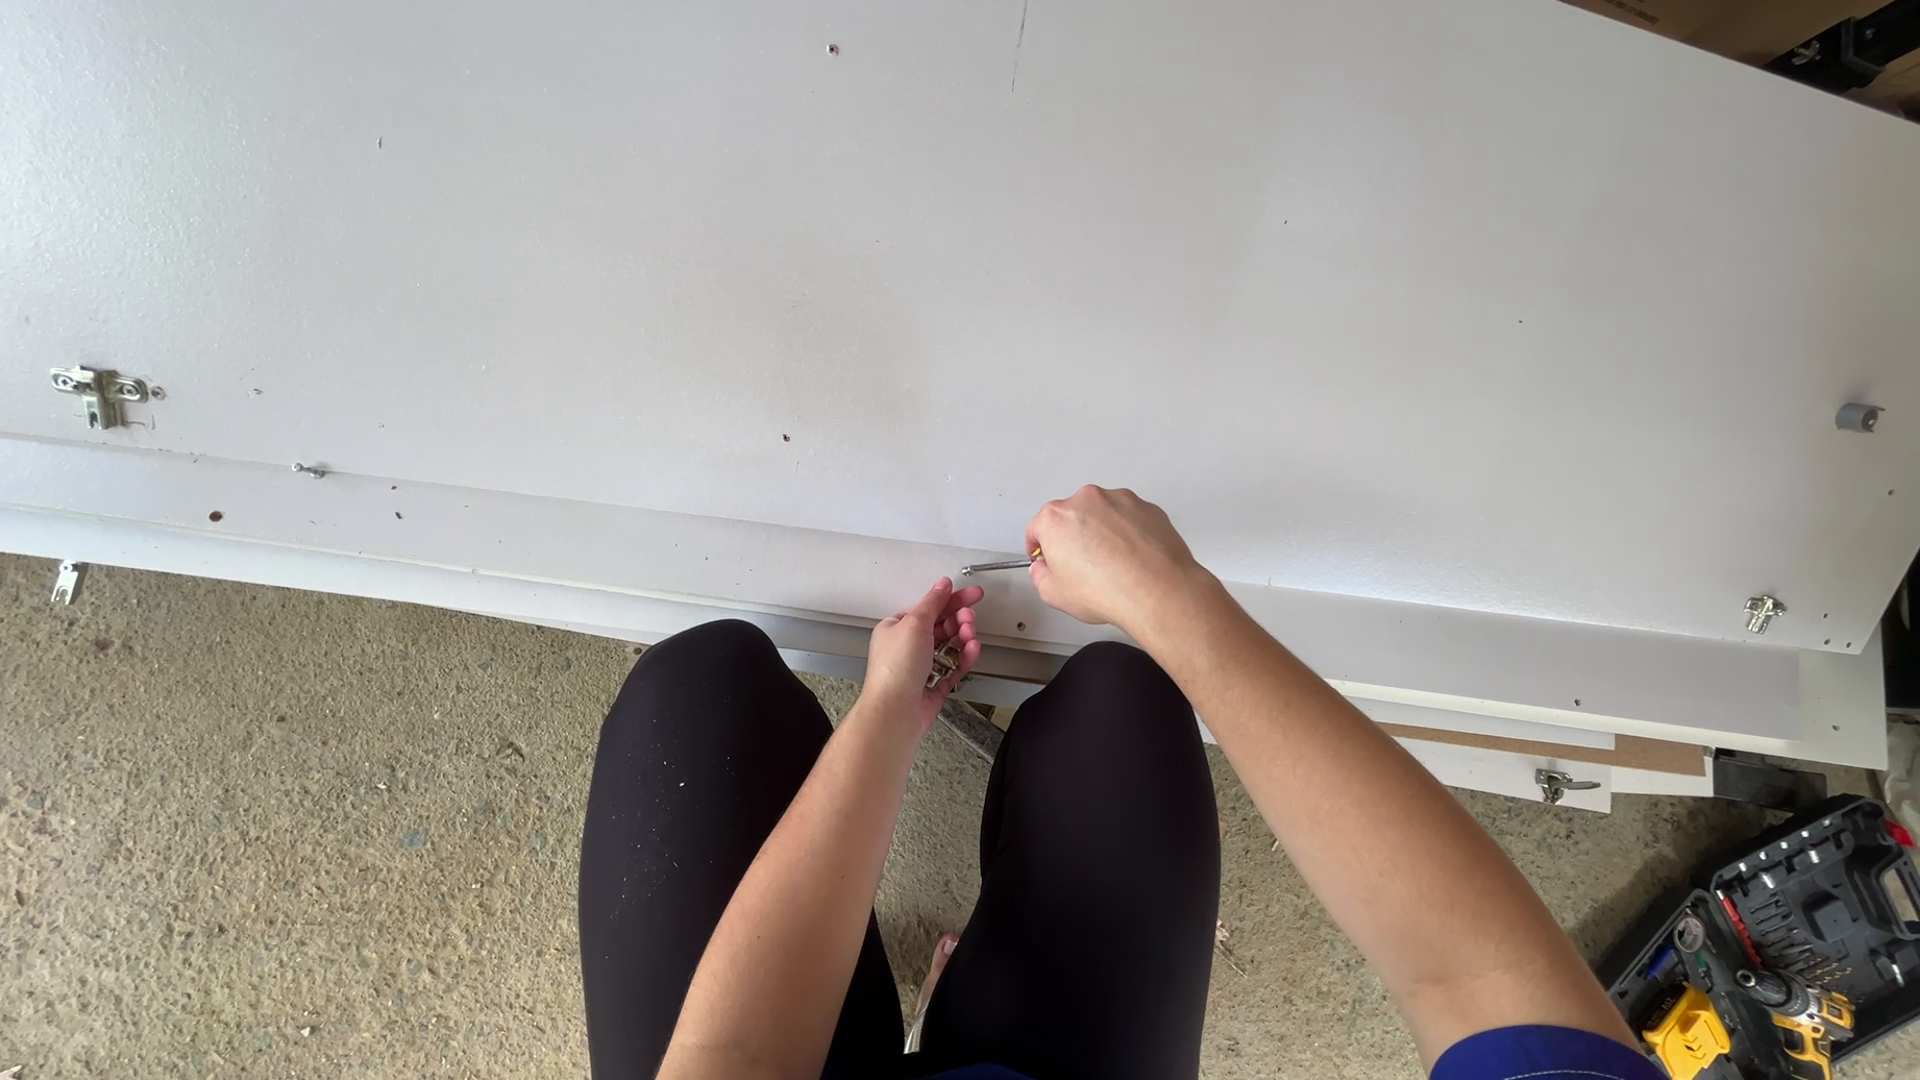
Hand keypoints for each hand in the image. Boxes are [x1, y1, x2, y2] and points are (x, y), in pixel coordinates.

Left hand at [854, 577, 983, 735]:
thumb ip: (932, 602)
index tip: (972, 594)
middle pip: (942, 625)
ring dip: (963, 637)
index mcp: (897, 628)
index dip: (952, 599)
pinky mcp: (935, 684)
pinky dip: (965, 657)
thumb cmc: (894, 671)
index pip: (929, 607)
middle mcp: (908, 646)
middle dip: (959, 619)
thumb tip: (942, 585)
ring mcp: (922, 666)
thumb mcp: (914, 624)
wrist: (895, 711)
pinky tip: (971, 650)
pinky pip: (955, 666)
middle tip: (970, 617)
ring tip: (970, 635)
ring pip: (951, 646)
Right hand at [1025, 485, 1212, 633]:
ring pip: (1102, 514)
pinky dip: (1127, 533)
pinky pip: (1129, 518)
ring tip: (1110, 564)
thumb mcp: (1053, 594)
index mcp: (1055, 517)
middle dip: (1072, 537)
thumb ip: (1040, 576)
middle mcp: (1086, 500)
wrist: (1155, 590)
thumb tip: (1044, 571)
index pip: (1037, 528)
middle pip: (1070, 516)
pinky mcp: (1146, 507)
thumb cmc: (1108, 589)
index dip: (1038, 547)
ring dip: (1101, 532)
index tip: (1044, 556)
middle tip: (1081, 565)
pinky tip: (1130, 558)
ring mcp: (1118, 500)